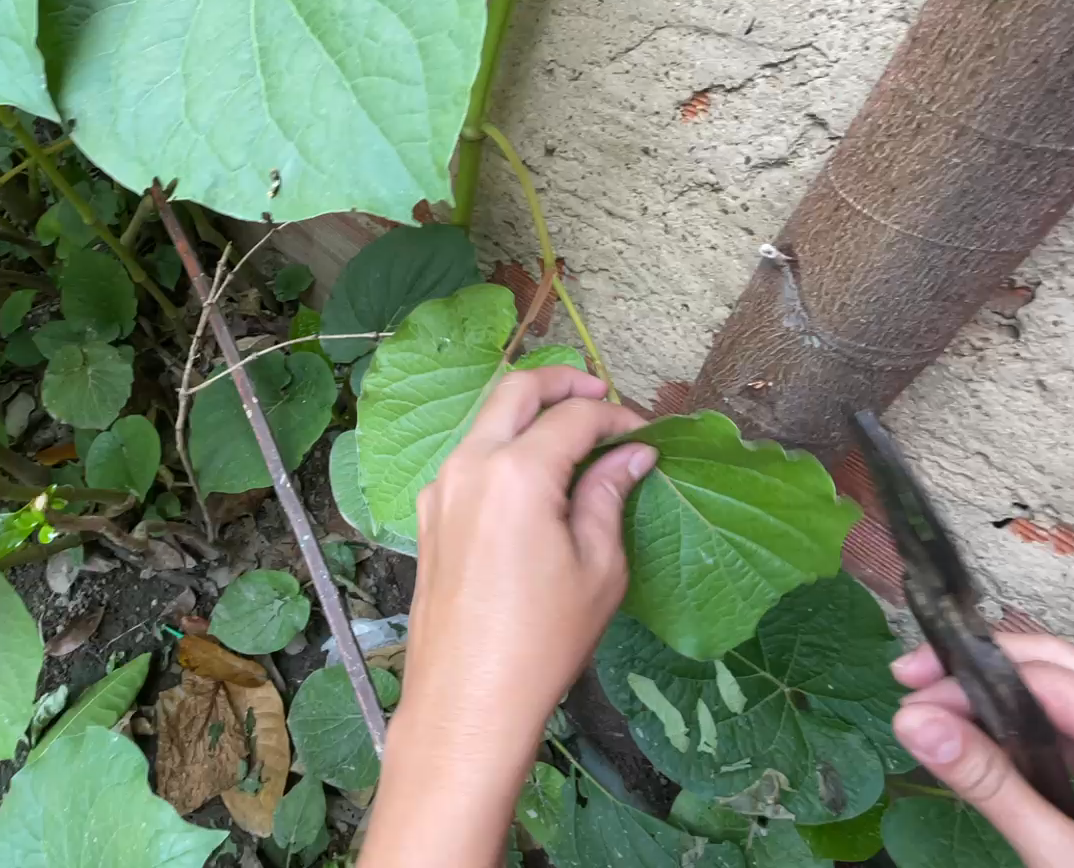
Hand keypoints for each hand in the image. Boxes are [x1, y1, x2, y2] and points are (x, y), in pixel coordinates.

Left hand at [363, 366, 655, 866]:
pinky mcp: (429, 509)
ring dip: (526, 412)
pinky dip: (501, 445)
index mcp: (515, 471)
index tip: (644, 433)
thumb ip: (608, 494)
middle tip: (599, 393)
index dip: (615, 415)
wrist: (467, 692)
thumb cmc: (544, 636)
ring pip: (485, 419)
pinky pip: (467, 456)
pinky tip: (530, 474)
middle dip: (560, 381)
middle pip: (513, 390)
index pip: (572, 416)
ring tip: (569, 432)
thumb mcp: (597, 566)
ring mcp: (440, 484)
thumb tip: (633, 453)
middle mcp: (469, 463)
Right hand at [893, 633, 1073, 867]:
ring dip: (995, 689)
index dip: (978, 682)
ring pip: (1068, 686)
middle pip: (1069, 669)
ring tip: (936, 703)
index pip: (1063, 687)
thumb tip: (910, 720)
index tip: (911, 695)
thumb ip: (991, 788)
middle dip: (982, 668)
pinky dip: (1019, 719)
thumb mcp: (1069, 864)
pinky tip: (980, 731)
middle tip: (912, 678)